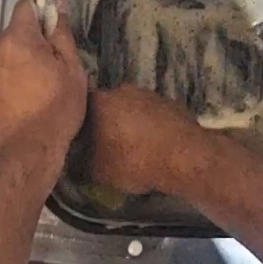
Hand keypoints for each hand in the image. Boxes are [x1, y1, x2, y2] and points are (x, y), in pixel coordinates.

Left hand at [0, 0, 86, 167]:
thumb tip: (56, 8)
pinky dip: (12, 83)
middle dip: (35, 42)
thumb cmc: (54, 112)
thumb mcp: (72, 73)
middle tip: (58, 65)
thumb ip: (62, 36)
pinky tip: (26, 104)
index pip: (26, 5)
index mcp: (16, 39)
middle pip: (16, 34)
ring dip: (23, 64)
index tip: (59, 23)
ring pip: (7, 57)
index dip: (44, 8)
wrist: (20, 157)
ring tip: (42, 90)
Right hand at [88, 85, 206, 195]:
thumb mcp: (98, 172)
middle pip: (108, 107)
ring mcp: (150, 94)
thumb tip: (78, 162)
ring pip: (133, 110)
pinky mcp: (172, 104)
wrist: (184, 158)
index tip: (83, 142)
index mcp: (100, 101)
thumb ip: (82, 164)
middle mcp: (123, 90)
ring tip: (133, 149)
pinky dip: (152, 128)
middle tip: (107, 147)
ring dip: (131, 125)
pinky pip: (154, 116)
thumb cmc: (134, 162)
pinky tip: (155, 147)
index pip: (80, 109)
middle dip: (107, 124)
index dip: (80, 126)